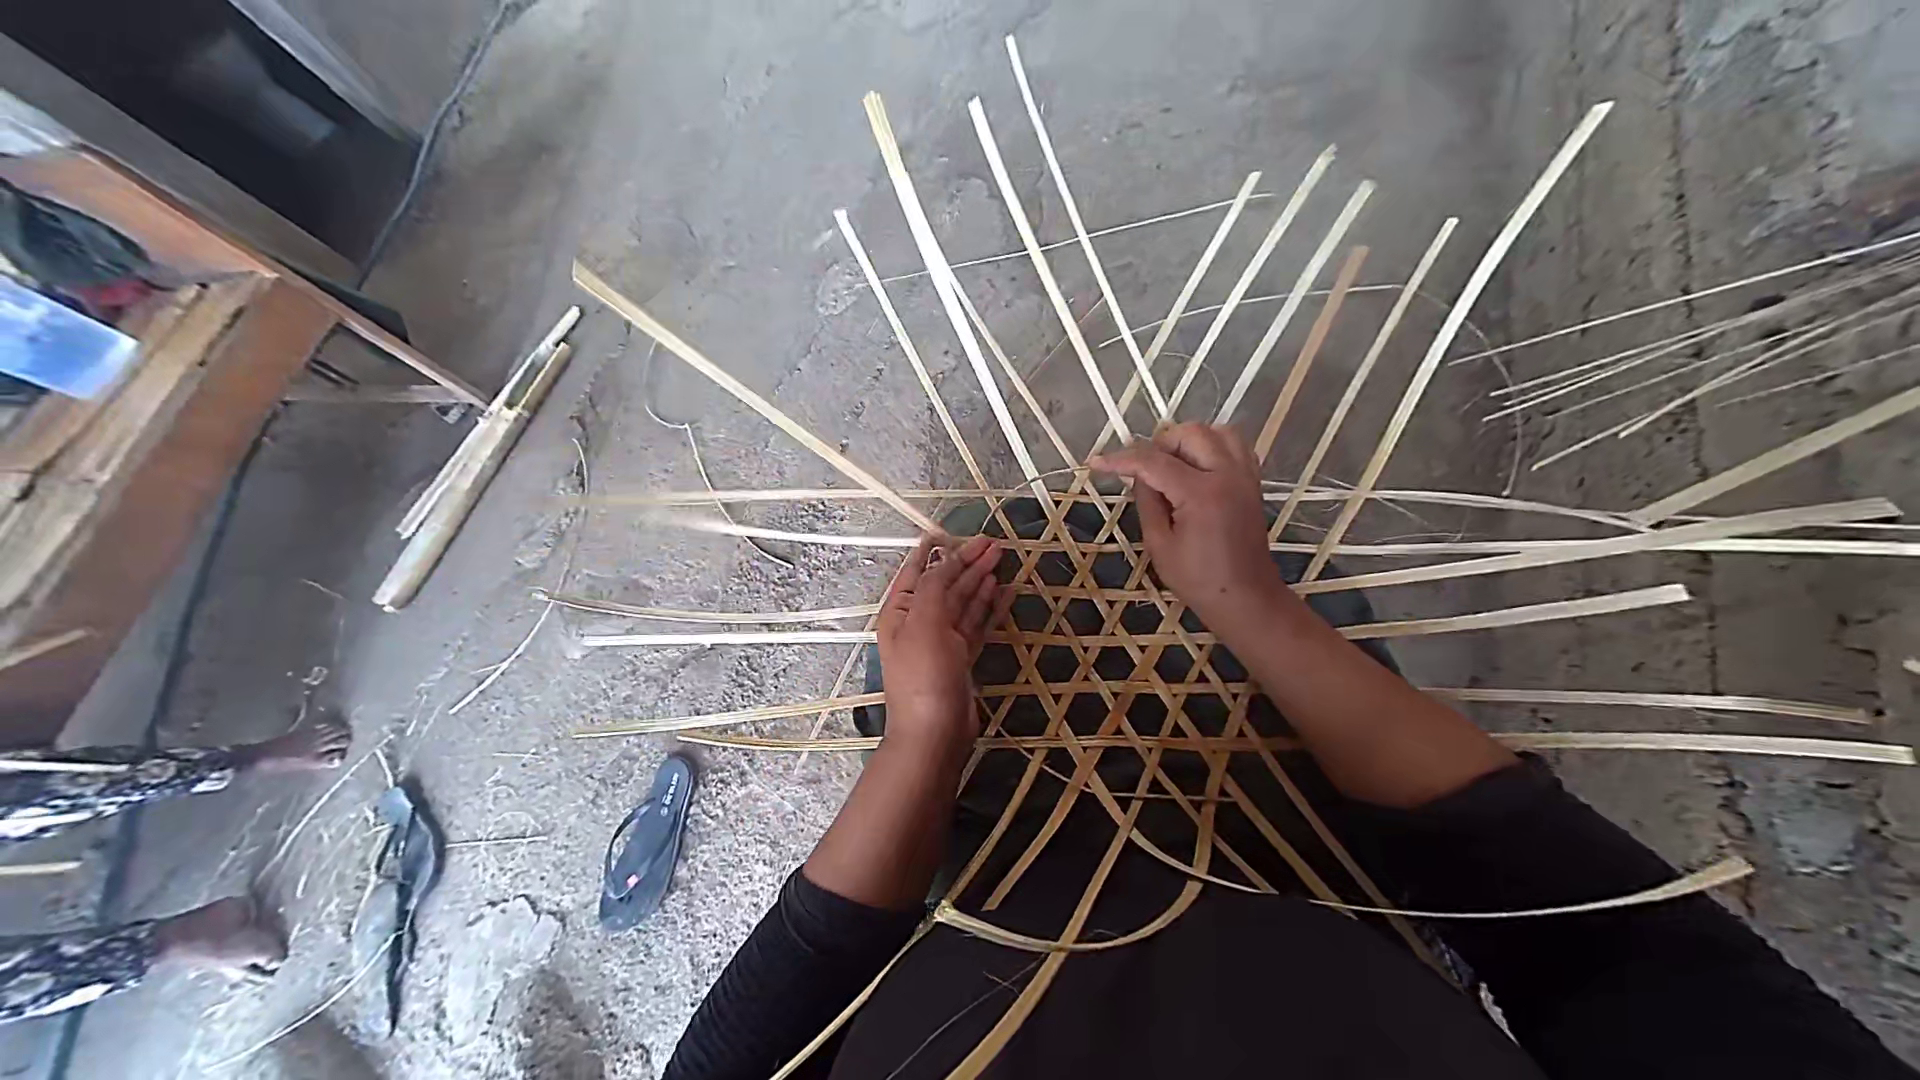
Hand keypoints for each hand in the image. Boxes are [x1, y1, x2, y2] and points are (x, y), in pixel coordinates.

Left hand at [877, 533, 1004, 751]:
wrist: (934, 733)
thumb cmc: (923, 676)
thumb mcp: (924, 623)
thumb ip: (934, 587)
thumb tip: (945, 560)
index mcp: (901, 612)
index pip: (917, 572)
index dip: (933, 551)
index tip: (948, 531)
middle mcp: (920, 623)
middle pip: (945, 584)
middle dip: (967, 562)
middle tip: (993, 543)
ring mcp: (942, 641)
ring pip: (964, 602)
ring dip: (980, 580)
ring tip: (1000, 559)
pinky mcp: (962, 658)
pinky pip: (978, 624)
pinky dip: (990, 607)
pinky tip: (1004, 592)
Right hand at [1091, 423, 1288, 629]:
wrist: (1245, 597)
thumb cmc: (1197, 579)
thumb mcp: (1159, 543)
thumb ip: (1147, 501)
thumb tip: (1138, 475)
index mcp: (1201, 494)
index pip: (1153, 462)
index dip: (1121, 459)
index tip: (1097, 463)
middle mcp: (1228, 475)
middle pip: (1189, 434)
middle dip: (1159, 445)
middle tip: (1142, 470)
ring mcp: (1245, 476)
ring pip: (1216, 431)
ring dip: (1187, 441)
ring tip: (1170, 465)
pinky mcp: (1253, 482)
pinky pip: (1234, 446)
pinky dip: (1212, 447)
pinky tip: (1196, 468)